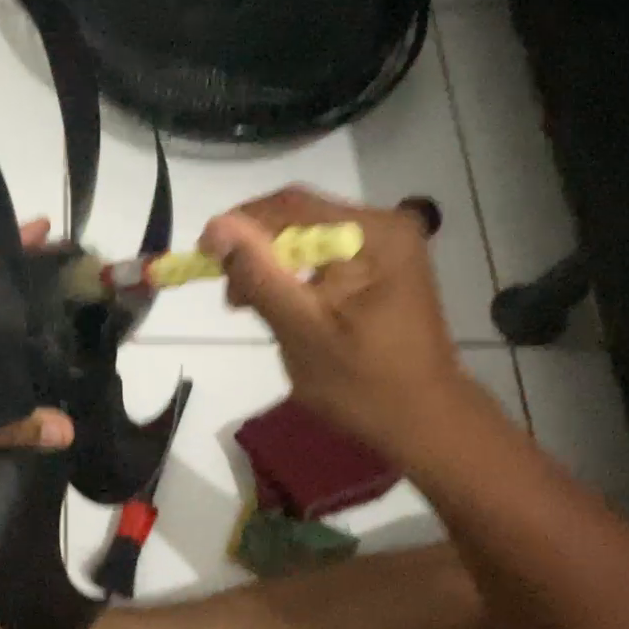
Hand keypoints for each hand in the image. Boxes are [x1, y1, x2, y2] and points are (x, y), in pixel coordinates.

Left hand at [0, 217, 73, 450]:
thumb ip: (19, 427)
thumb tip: (66, 430)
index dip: (13, 251)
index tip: (42, 226)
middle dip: (31, 272)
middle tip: (73, 260)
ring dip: (29, 302)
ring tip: (70, 293)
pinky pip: (0, 343)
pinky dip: (23, 335)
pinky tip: (49, 340)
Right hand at [201, 188, 474, 455]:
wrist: (424, 423)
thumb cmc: (363, 384)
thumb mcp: (302, 330)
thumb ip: (259, 274)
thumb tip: (215, 227)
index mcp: (374, 234)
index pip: (290, 206)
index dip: (238, 224)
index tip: (204, 257)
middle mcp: (385, 225)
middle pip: (299, 217)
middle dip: (255, 249)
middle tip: (231, 296)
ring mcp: (387, 245)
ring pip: (307, 236)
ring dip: (270, 264)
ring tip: (248, 304)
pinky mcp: (382, 266)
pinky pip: (324, 255)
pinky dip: (294, 275)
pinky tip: (280, 303)